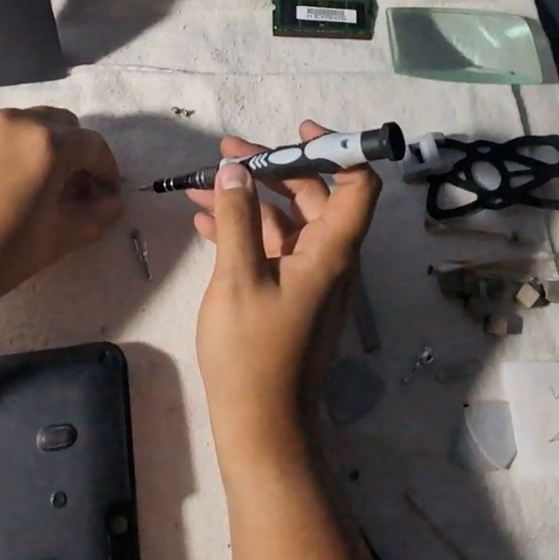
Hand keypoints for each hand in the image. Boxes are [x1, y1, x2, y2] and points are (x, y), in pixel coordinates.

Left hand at [0, 107, 122, 311]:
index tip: (104, 195)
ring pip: (25, 126)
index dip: (105, 171)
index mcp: (48, 144)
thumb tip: (113, 203)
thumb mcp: (55, 241)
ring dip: (39, 149)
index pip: (93, 146)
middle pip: (60, 126)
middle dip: (73, 154)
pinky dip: (5, 151)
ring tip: (30, 189)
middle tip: (69, 192)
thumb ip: (95, 216)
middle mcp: (16, 122)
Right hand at [188, 121, 381, 448]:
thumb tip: (235, 169)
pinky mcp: (289, 293)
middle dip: (271, 168)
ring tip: (201, 183)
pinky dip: (242, 230)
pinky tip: (204, 220)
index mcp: (331, 250)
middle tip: (226, 153)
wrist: (262, 427)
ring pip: (284, 220)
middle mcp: (328, 257)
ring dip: (246, 199)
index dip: (339, 150)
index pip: (357, 185)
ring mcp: (309, 276)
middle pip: (311, 195)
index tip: (300, 132)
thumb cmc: (253, 353)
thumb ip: (237, 218)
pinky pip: (270, 248)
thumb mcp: (238, 278)